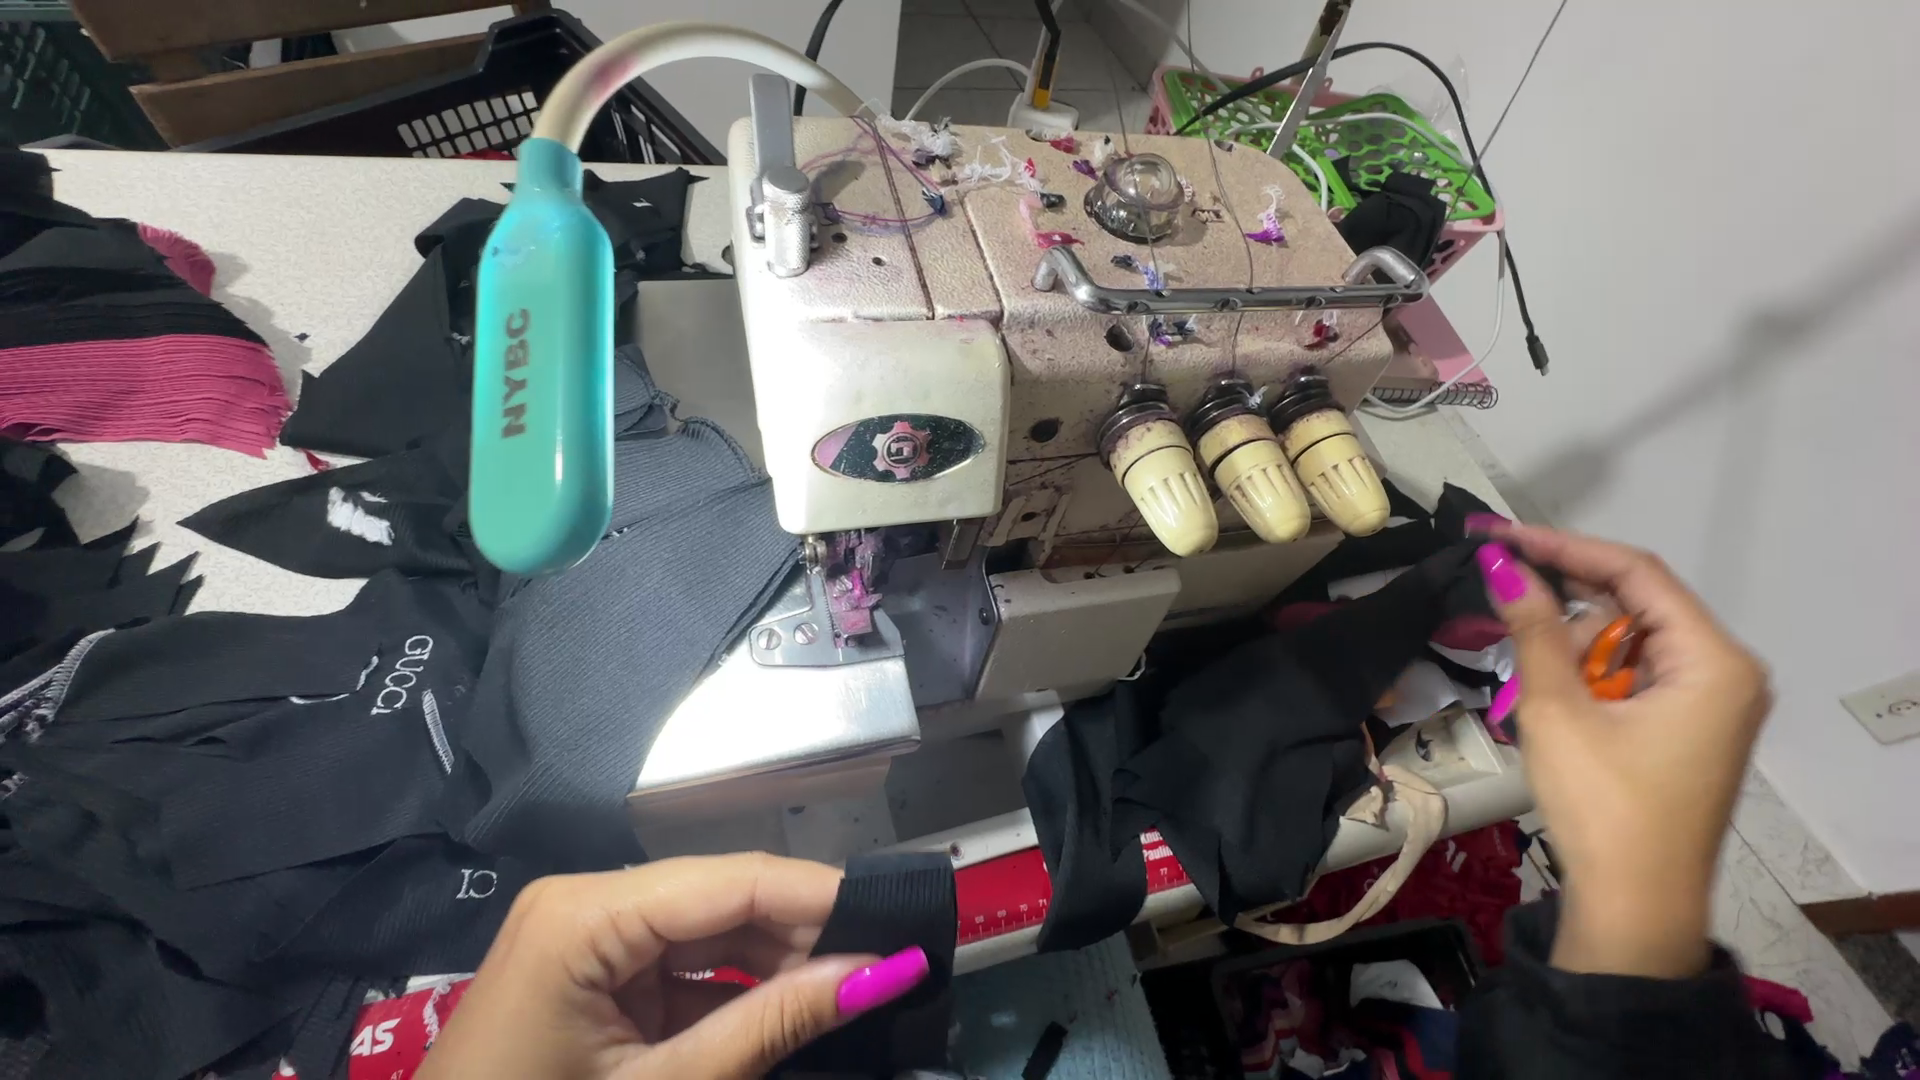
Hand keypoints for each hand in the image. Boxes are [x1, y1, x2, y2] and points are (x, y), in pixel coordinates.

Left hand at [414, 853, 930, 1079]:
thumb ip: (772, 1025)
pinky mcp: (592, 962)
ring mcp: (587, 928)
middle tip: (881, 960)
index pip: (731, 880)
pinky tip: (784, 1001)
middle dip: (802, 930)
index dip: (820, 895)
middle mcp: (586, 898)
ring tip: (845, 984)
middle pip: (721, 895)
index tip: (895, 916)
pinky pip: (681, 956)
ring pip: (708, 923)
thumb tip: (879, 973)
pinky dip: (733, 982)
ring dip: (774, 957)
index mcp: (585, 914)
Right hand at [1474, 525, 1770, 978]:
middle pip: (1634, 601)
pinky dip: (1584, 667)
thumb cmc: (1599, 799)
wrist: (1634, 897)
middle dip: (1563, 595)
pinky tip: (1547, 686)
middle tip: (1494, 586)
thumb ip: (1532, 628)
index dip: (1562, 546)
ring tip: (1527, 674)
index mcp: (1711, 660)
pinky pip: (1629, 669)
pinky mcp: (1683, 721)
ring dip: (1569, 639)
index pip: (1635, 572)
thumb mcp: (1556, 706)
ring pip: (1625, 636)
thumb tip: (1500, 564)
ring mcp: (1706, 698)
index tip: (1499, 536)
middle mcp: (1721, 669)